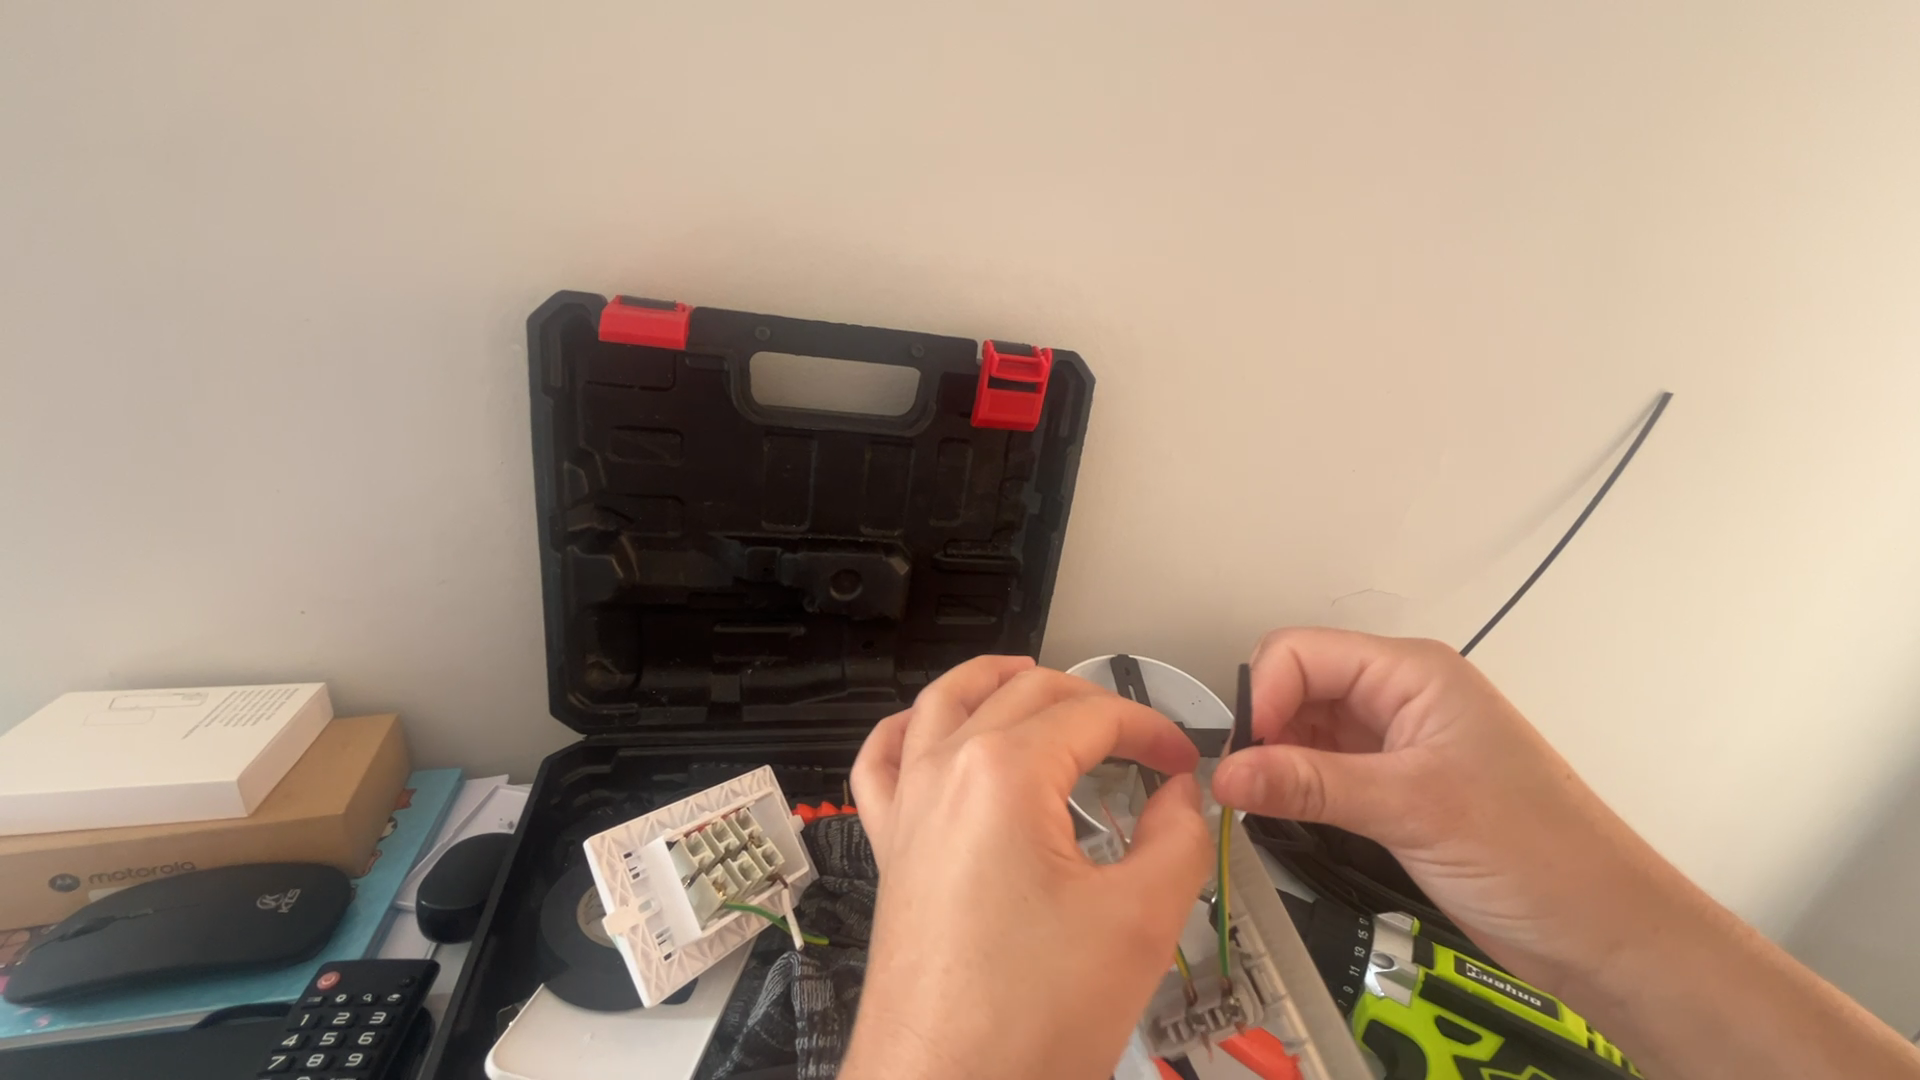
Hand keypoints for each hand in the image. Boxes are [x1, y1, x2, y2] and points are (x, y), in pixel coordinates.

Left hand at [841, 656, 1210, 1079]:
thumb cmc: (1022, 1022)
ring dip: (993, 679)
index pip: (1091, 716)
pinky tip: (929, 730)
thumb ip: (1177, 840)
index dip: (1148, 729)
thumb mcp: (1139, 924)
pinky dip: (908, 728)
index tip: (1178, 760)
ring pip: (944, 700)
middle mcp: (946, 770)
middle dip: (1090, 701)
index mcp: (1004, 773)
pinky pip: (883, 759)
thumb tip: (1179, 800)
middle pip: (1025, 692)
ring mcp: (909, 802)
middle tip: (1133, 736)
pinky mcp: (890, 841)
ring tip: (1032, 679)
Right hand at [1210, 628, 1666, 991]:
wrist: (1612, 938)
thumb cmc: (1532, 854)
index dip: (1263, 695)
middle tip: (1245, 785)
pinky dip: (1293, 783)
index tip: (1246, 757)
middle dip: (1263, 727)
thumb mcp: (1411, 809)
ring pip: (1302, 725)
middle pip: (1296, 684)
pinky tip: (1285, 810)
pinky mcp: (1388, 779)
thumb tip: (1221, 775)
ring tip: (1262, 803)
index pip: (1300, 653)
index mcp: (1410, 671)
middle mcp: (1395, 692)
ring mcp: (1391, 737)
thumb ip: (1307, 785)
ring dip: (1276, 759)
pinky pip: (1319, 763)